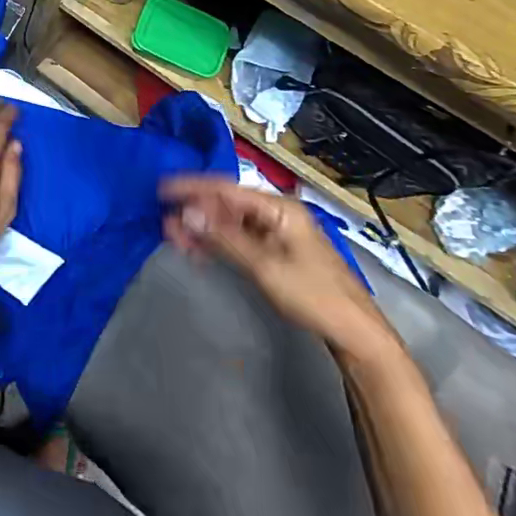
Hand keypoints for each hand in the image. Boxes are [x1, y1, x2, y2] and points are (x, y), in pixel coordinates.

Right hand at [162, 175, 397, 360]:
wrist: (351, 327)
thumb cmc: (313, 294)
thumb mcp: (265, 266)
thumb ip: (226, 239)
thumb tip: (190, 213)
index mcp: (279, 208)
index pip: (228, 189)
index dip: (194, 188)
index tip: (164, 189)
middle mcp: (277, 213)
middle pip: (229, 205)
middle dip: (196, 211)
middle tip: (165, 224)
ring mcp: (278, 232)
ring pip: (232, 223)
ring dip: (205, 228)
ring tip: (175, 238)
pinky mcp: (276, 251)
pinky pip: (241, 239)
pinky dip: (220, 243)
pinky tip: (200, 250)